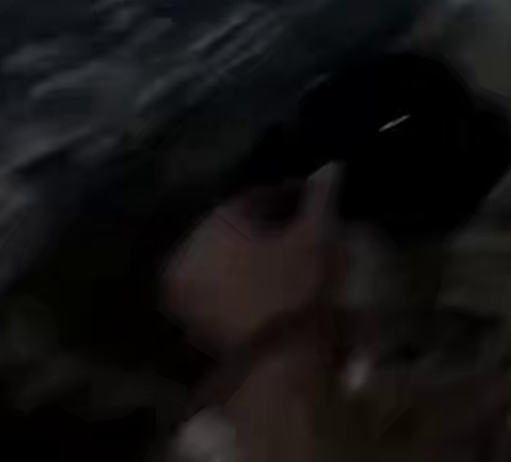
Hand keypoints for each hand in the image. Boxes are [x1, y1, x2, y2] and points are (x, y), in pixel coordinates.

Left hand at [165, 166, 341, 351]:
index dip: (284, 190)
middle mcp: (184, 256)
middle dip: (265, 215)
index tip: (316, 192)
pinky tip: (270, 264)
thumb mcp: (319, 230)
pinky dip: (239, 262)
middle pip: (228, 223)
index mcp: (211, 233)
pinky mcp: (187, 310)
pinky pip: (213, 272)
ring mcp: (180, 288)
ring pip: (219, 249)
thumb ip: (322, 195)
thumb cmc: (299, 279)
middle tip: (304, 213)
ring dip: (251, 239)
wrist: (279, 344)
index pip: (247, 198)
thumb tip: (330, 166)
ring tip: (289, 239)